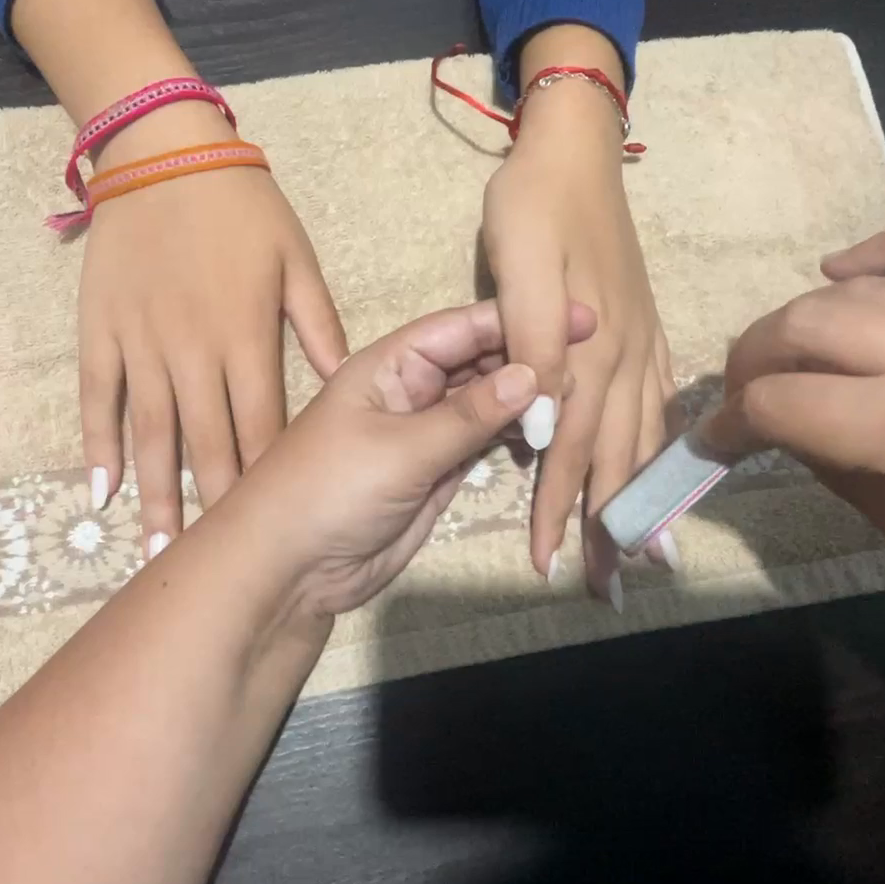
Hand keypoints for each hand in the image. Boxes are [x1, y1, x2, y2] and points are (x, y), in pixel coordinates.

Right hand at [79, 166, 346, 553]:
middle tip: (217, 565)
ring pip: (152, 434)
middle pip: (208, 443)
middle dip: (217, 506)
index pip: (263, 425)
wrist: (164, 154)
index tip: (279, 528)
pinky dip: (99, 445)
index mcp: (247, 338)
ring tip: (160, 549)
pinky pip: (98, 398)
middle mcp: (193, 353)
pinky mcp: (100, 333)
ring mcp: (141, 346)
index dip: (269, 480)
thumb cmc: (243, 208)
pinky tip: (102, 492)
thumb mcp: (296, 261)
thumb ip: (319, 326)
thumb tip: (344, 382)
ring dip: (158, 495)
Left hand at [216, 299, 597, 617]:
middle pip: (481, 364)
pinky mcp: (438, 471)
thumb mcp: (400, 447)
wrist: (291, 567)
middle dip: (530, 362)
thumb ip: (468, 414)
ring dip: (527, 402)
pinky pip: (483, 445)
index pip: (464, 329)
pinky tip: (549, 434)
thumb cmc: (332, 488)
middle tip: (592, 363)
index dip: (519, 320)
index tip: (580, 315)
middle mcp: (414, 388)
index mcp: (393, 363)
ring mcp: (428, 431)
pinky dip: (514, 439)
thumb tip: (533, 373)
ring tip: (581, 398)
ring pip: (487, 405)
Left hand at [484, 74, 676, 608]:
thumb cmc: (529, 206)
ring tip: (647, 546)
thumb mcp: (515, 267)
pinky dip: (659, 445)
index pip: (567, 446)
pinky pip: (656, 402)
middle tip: (610, 585)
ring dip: (641, 494)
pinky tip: (667, 464)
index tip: (556, 565)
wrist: (573, 149)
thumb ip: (530, 347)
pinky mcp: (645, 330)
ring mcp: (640, 342)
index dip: (561, 507)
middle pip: (614, 454)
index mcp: (582, 348)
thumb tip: (546, 432)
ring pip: (641, 435)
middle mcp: (620, 356)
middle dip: (609, 522)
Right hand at [698, 227, 884, 641]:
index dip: (728, 423)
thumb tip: (774, 420)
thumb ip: (827, 457)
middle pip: (803, 326)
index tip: (713, 440)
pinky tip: (843, 270)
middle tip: (743, 393)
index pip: (778, 403)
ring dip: (802, 318)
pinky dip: (883, 251)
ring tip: (792, 351)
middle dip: (750, 361)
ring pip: (860, 288)